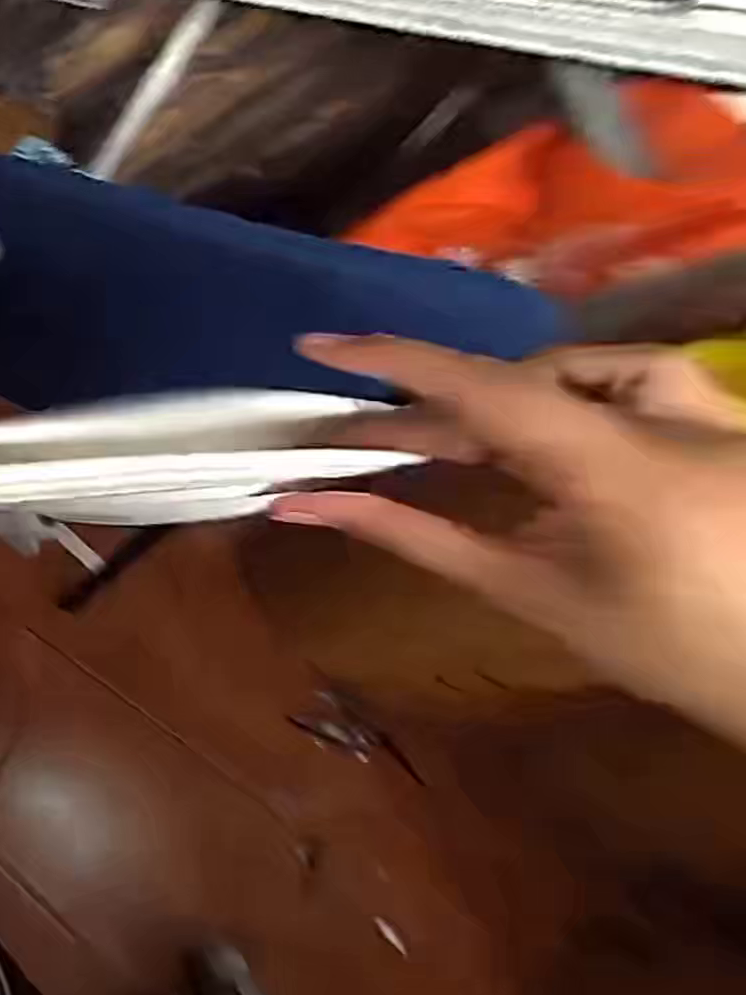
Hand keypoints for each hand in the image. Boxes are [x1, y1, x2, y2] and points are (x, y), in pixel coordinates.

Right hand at [273, 337, 745, 741]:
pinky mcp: (734, 432)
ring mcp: (721, 423)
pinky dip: (573, 392)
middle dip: (422, 413)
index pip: (484, 388)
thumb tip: (294, 506)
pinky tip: (547, 429)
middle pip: (514, 386)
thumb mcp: (519, 588)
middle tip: (353, 440)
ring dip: (502, 393)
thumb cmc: (666, 649)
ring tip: (455, 434)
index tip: (317, 346)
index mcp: (620, 469)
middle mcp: (677, 426)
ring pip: (588, 368)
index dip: (394, 360)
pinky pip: (643, 382)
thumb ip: (404, 533)